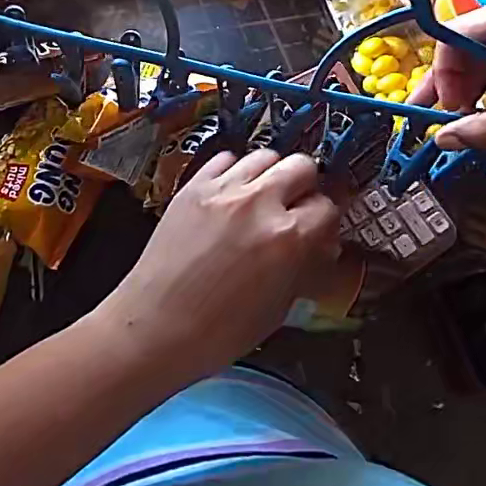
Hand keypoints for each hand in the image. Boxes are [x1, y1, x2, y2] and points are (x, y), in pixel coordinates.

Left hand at [87, 149, 338, 379]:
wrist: (157, 323)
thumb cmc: (220, 330)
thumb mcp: (279, 306)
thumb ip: (304, 267)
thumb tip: (320, 246)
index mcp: (287, 238)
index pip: (327, 207)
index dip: (326, 220)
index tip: (319, 229)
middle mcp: (258, 203)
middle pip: (301, 166)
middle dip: (304, 186)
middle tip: (295, 207)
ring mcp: (222, 189)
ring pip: (264, 156)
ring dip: (270, 175)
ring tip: (262, 198)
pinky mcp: (193, 185)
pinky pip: (224, 159)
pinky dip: (234, 170)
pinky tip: (230, 192)